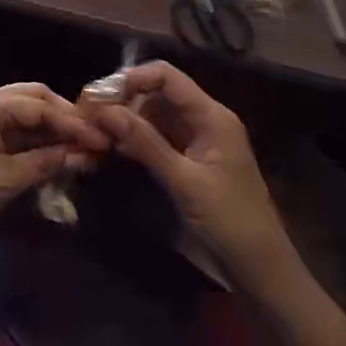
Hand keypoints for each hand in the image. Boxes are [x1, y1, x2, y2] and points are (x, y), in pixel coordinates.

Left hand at [0, 83, 110, 240]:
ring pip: (27, 111)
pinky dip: (37, 137)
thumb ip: (46, 162)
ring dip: (53, 128)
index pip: (38, 105)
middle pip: (34, 99)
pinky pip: (16, 126)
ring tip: (84, 146)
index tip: (102, 140)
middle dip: (65, 118)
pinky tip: (58, 151)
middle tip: (96, 138)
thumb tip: (83, 154)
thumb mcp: (6, 180)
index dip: (72, 122)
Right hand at [89, 62, 284, 257]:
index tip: (98, 98)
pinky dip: (131, 140)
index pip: (165, 76)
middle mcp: (201, 119)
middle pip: (154, 93)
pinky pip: (153, 137)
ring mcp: (193, 140)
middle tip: (87, 117)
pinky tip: (109, 148)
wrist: (258, 269)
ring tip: (93, 133)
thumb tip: (105, 111)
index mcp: (210, 116)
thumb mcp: (185, 182)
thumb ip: (145, 143)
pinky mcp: (186, 160)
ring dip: (123, 121)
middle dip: (120, 101)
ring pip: (150, 115)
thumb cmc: (229, 221)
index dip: (130, 79)